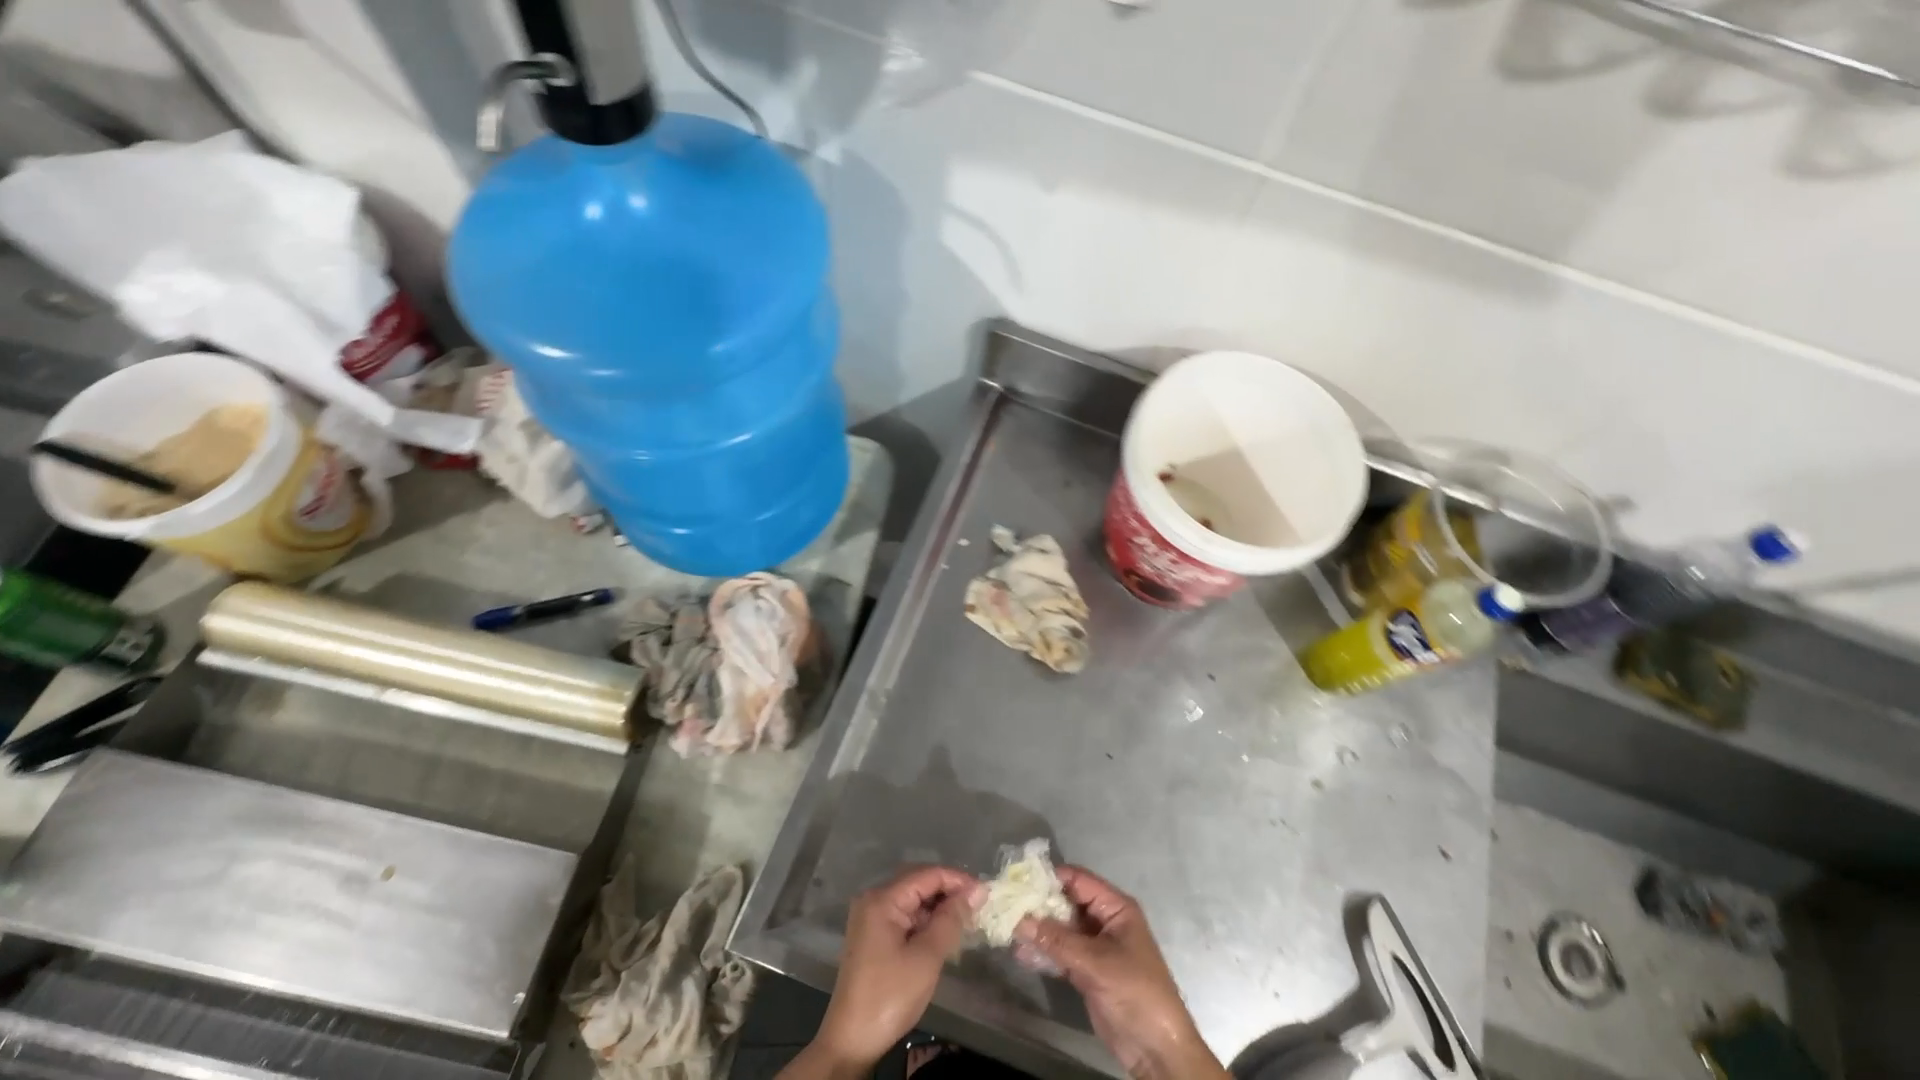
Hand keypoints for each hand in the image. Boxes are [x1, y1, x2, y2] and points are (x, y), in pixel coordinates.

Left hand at [811, 865, 982, 1072]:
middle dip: (949, 891)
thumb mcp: (927, 956)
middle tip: (980, 906)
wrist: (852, 1038)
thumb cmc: (890, 995)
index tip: (987, 894)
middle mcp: (873, 900)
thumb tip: (976, 891)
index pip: (927, 874)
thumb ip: (951, 919)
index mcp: (882, 899)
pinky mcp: (872, 936)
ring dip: (938, 907)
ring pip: (912, 900)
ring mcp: (870, 918)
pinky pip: (904, 916)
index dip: (958, 880)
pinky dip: (925, 921)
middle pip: (917, 882)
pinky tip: (944, 933)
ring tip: (967, 920)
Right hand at [1015, 867, 1227, 1079]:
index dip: (1049, 878)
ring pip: (1061, 929)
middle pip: (1067, 903)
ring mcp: (1095, 947)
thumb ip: (1057, 940)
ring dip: (1038, 930)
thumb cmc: (1135, 991)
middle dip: (1038, 904)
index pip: (1078, 881)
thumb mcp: (1096, 962)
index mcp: (1116, 909)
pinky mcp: (1087, 971)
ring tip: (1006, 929)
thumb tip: (1019, 919)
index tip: (1017, 881)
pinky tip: (1019, 954)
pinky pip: (1061, 953)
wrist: (1155, 1045)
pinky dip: (1043, 953)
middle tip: (1005, 906)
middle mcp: (1104, 922)